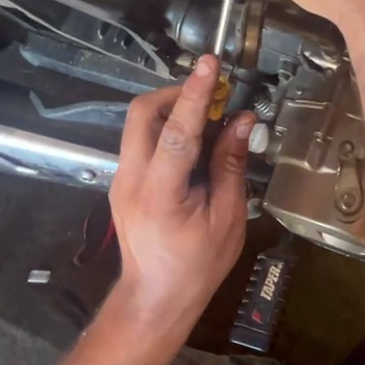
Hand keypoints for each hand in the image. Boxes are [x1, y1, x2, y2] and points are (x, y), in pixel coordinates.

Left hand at [108, 56, 255, 339]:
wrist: (153, 300)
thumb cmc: (196, 266)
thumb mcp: (227, 218)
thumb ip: (231, 165)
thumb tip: (243, 120)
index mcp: (159, 193)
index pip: (177, 131)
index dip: (195, 93)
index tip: (210, 63)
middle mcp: (131, 179)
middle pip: (142, 113)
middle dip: (176, 93)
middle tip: (211, 93)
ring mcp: (121, 178)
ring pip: (139, 122)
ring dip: (172, 107)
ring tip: (208, 115)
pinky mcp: (123, 180)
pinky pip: (142, 138)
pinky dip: (167, 126)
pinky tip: (195, 139)